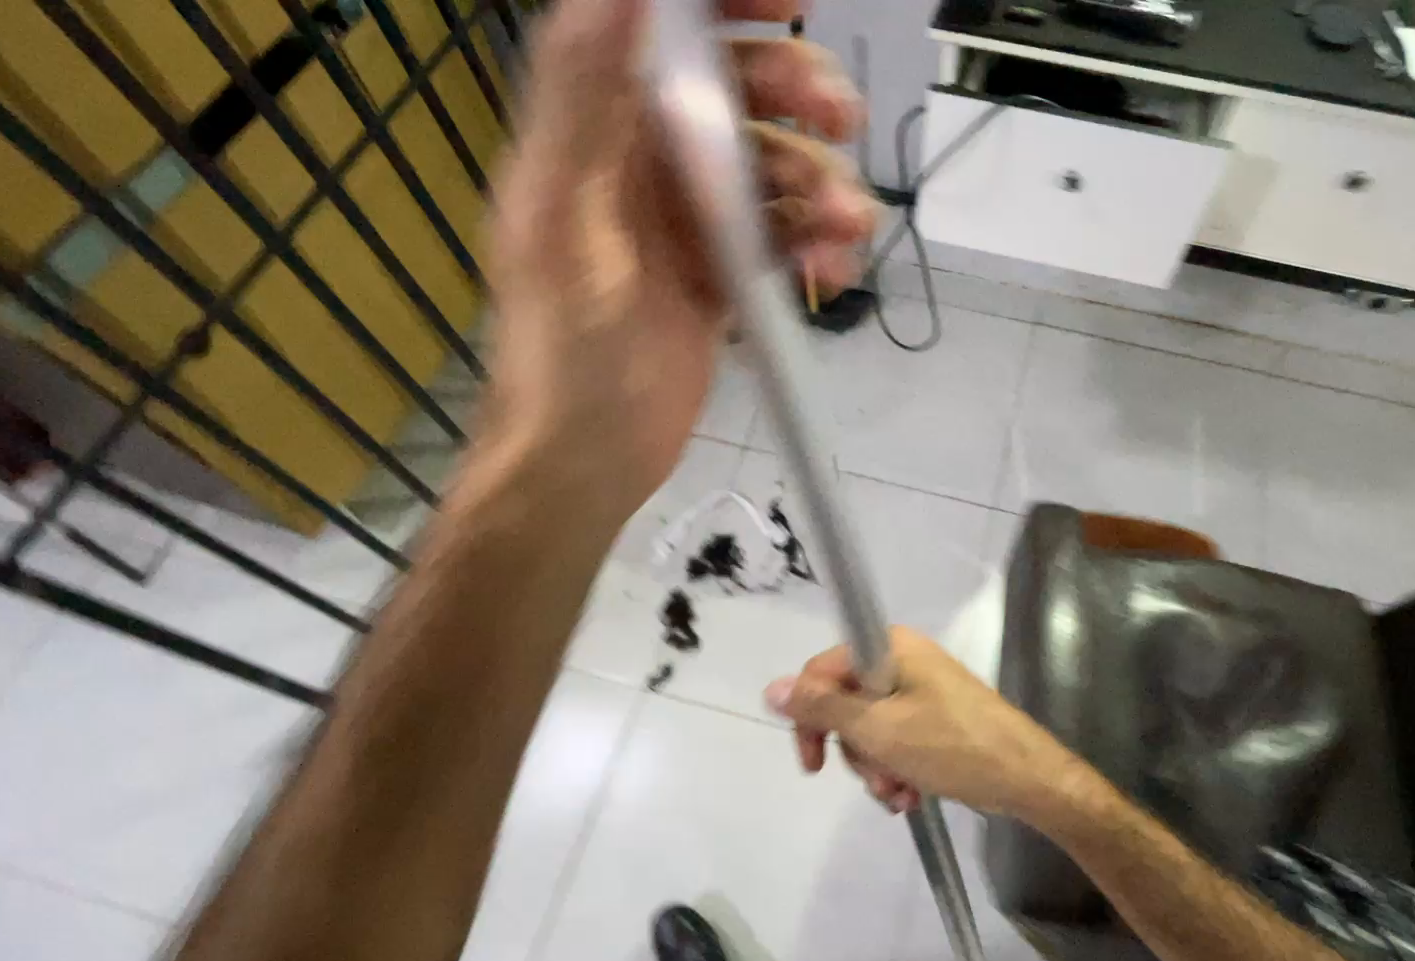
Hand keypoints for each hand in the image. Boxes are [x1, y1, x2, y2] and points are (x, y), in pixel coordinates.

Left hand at [486, 0, 877, 507]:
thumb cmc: (565, 349)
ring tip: (850, 230)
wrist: (589, 460)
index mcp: (592, 130)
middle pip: (733, 92)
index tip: (794, 0)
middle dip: (795, 94)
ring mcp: (686, 220)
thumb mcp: (563, 218)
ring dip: (820, 187)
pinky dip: (813, 247)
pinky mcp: (720, 275)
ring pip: (770, 169)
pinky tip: (829, 276)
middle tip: (843, 122)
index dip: (726, 2)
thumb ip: (583, 92)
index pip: (659, 25)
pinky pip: (779, 237)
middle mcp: (640, 161)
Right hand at [765, 628, 1087, 819]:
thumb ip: (823, 709)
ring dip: (876, 768)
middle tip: (878, 780)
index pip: (822, 671)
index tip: (814, 765)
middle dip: (856, 752)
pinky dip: (897, 769)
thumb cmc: (952, 746)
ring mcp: (921, 689)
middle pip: (846, 703)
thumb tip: (771, 688)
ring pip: (870, 728)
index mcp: (890, 648)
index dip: (809, 716)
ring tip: (901, 795)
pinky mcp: (935, 716)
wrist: (1029, 778)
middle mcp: (903, 660)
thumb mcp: (878, 730)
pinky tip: (912, 796)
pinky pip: (896, 739)